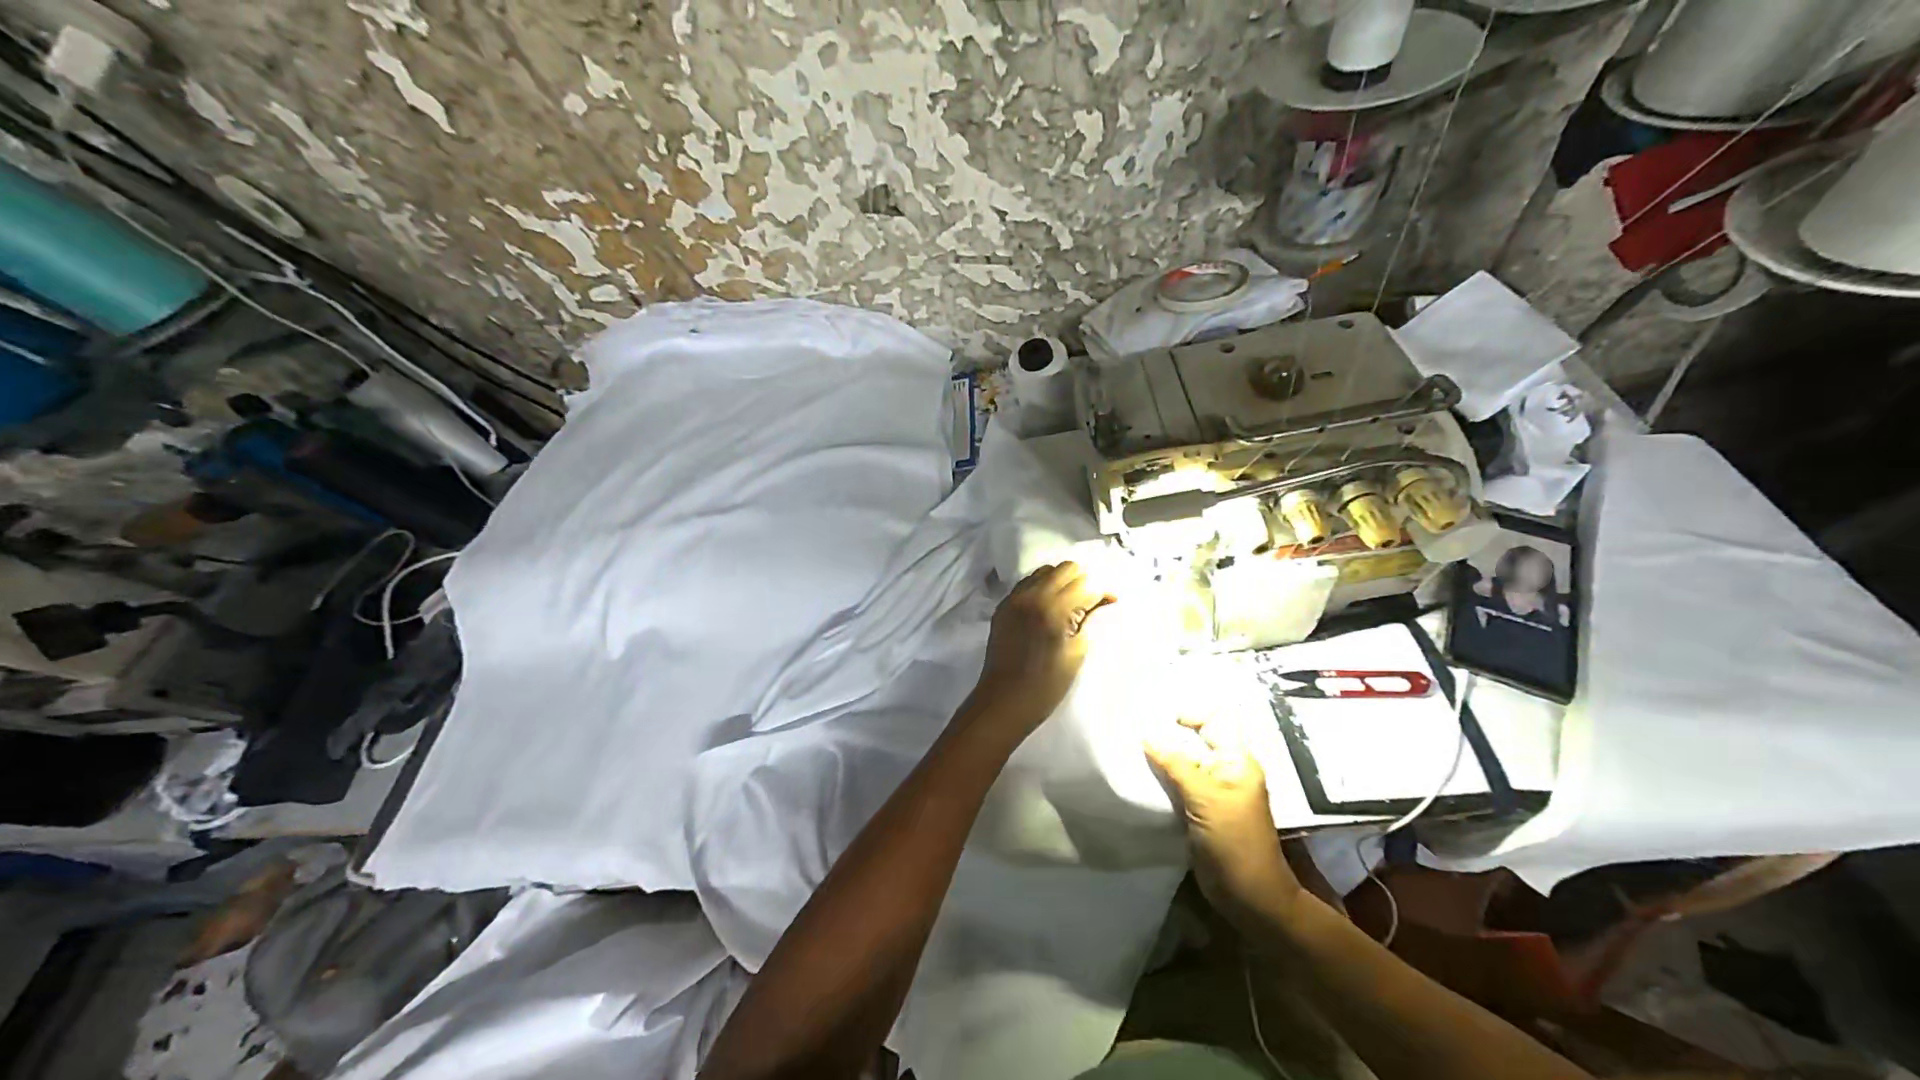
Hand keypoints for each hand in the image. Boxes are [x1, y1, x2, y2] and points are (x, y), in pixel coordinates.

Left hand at [963, 562, 1113, 739]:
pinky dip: (1042, 588)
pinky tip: (1048, 608)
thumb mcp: (1077, 652)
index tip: (1110, 603)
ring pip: (1045, 572)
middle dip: (1082, 582)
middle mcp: (1032, 596)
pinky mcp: (1003, 606)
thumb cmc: (1047, 685)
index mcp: (1053, 609)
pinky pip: (1027, 584)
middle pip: (1065, 568)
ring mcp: (1014, 599)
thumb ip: (1088, 620)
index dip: (1101, 593)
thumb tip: (1103, 601)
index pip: (1085, 584)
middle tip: (1089, 603)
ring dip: (1061, 582)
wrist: (1004, 700)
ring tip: (1069, 604)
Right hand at [1146, 717, 1300, 926]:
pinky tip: (1140, 778)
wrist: (1248, 895)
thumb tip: (1147, 738)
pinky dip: (1161, 781)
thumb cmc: (1234, 842)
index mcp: (1237, 762)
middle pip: (1194, 743)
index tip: (1161, 721)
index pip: (1216, 721)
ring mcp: (1212, 793)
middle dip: (1168, 737)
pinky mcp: (1198, 812)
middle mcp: (1225, 771)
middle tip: (1134, 732)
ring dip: (1161, 761)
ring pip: (1183, 766)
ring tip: (1131, 752)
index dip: (1191, 715)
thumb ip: (1176, 765)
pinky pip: (1177, 787)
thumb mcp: (1205, 798)